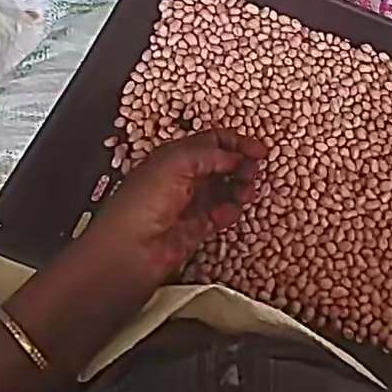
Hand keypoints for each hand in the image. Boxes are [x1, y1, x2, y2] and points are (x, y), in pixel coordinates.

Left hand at [66, 129, 264, 294]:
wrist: (132, 250)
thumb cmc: (144, 203)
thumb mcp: (176, 163)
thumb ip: (209, 154)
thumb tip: (235, 156)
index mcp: (175, 156)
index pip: (213, 141)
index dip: (237, 142)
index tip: (259, 150)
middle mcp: (185, 176)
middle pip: (224, 164)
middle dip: (242, 165)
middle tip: (253, 172)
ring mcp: (193, 201)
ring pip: (227, 188)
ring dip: (240, 188)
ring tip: (244, 194)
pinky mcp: (199, 225)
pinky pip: (224, 213)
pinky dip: (230, 212)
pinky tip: (225, 215)